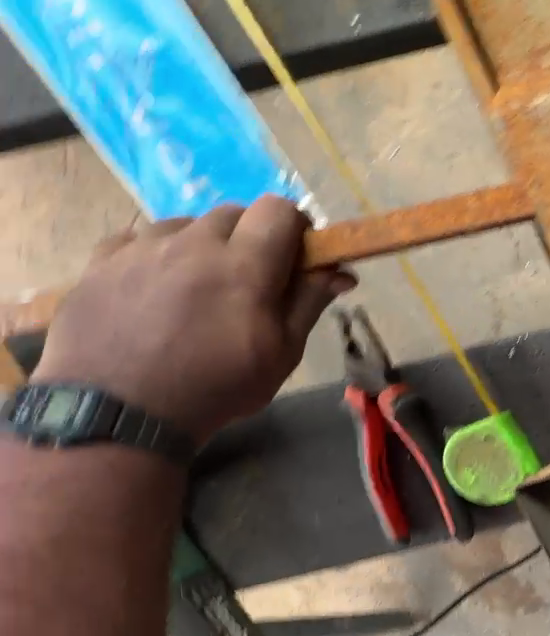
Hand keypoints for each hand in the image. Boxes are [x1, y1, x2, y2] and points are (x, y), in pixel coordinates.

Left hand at [34, 197, 354, 443]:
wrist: (124, 404)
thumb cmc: (221, 383)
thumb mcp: (283, 352)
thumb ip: (308, 303)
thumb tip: (339, 271)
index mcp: (244, 266)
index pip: (278, 211)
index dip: (298, 228)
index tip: (304, 257)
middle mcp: (190, 244)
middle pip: (234, 214)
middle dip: (256, 237)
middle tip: (261, 279)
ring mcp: (140, 248)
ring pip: (188, 224)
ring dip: (209, 245)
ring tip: (209, 286)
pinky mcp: (102, 259)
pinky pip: (142, 239)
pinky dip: (164, 253)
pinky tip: (166, 287)